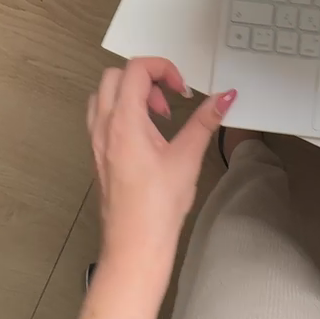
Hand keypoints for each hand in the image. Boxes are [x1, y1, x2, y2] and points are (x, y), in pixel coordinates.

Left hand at [86, 57, 231, 270]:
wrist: (134, 249)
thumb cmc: (156, 209)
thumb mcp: (188, 158)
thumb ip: (206, 121)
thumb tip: (224, 98)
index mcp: (124, 121)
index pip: (136, 69)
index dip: (163, 69)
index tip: (182, 89)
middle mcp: (104, 127)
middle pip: (114, 76)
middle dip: (145, 78)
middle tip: (168, 99)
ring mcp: (96, 142)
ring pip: (102, 96)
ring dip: (129, 94)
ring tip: (157, 116)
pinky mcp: (98, 157)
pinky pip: (101, 118)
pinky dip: (121, 113)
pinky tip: (146, 137)